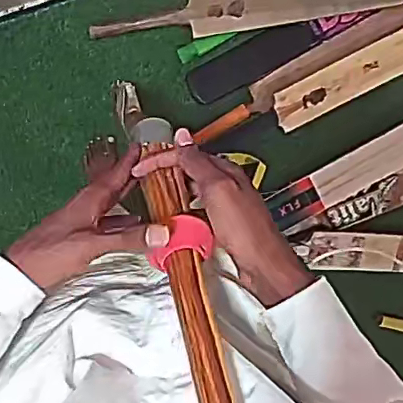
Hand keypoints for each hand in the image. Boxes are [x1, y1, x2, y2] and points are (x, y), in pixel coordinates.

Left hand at [7, 143, 168, 289]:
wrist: (20, 273)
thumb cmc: (48, 253)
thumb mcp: (91, 245)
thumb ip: (126, 239)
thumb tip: (160, 232)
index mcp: (86, 203)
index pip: (112, 177)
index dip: (127, 162)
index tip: (141, 146)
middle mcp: (83, 209)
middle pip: (111, 188)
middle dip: (129, 176)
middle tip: (146, 165)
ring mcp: (79, 224)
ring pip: (108, 206)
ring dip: (125, 199)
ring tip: (143, 196)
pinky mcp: (76, 239)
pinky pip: (104, 224)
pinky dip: (118, 223)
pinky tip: (126, 229)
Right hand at [132, 129, 313, 306]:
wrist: (261, 264)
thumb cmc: (245, 229)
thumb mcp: (217, 189)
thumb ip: (198, 163)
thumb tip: (182, 138)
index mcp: (225, 171)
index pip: (188, 154)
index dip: (161, 158)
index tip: (141, 167)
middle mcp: (226, 185)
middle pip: (189, 170)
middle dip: (165, 171)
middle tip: (144, 177)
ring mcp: (223, 205)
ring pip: (192, 191)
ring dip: (173, 191)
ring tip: (156, 197)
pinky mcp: (220, 224)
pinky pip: (195, 211)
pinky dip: (182, 212)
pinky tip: (177, 219)